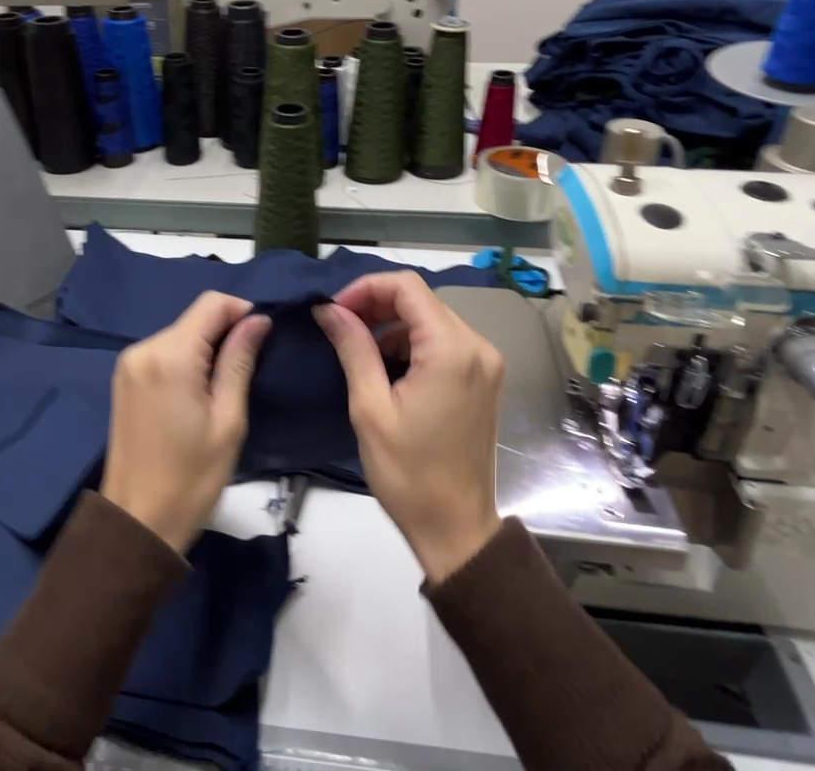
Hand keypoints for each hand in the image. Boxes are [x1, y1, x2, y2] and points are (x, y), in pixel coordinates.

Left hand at [103, 292, 270, 551]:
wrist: (138, 522)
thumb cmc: (191, 477)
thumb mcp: (228, 420)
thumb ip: (240, 361)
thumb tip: (258, 320)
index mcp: (169, 355)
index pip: (212, 303)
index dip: (244, 312)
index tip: (264, 341)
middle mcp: (143, 349)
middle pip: (195, 318)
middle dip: (226, 333)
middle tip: (251, 370)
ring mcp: (129, 365)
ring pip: (181, 335)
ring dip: (207, 349)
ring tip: (228, 387)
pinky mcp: (125, 381)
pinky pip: (164, 354)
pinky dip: (188, 362)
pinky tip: (200, 394)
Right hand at [315, 272, 504, 582]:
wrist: (455, 527)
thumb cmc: (408, 474)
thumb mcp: (370, 408)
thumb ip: (353, 348)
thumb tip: (329, 309)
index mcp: (452, 350)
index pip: (407, 287)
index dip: (365, 288)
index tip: (334, 311)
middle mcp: (477, 346)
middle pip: (422, 300)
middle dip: (376, 305)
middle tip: (338, 328)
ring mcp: (485, 363)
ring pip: (432, 320)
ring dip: (392, 326)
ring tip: (356, 349)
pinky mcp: (484, 379)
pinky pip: (444, 343)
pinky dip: (412, 345)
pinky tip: (385, 367)